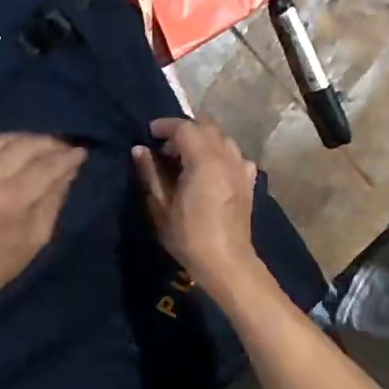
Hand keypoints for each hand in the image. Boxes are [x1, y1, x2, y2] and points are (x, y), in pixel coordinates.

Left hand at [0, 132, 86, 311]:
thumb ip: (53, 200)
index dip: (67, 156)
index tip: (80, 152)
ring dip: (23, 138)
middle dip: (48, 142)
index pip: (45, 166)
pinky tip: (9, 144)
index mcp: (11, 202)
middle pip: (23, 146)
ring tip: (38, 144)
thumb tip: (68, 170)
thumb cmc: (1, 264)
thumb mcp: (37, 238)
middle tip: (63, 146)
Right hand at [131, 118, 259, 287]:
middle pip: (207, 127)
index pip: (184, 127)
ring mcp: (242, 168)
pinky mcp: (249, 182)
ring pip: (223, 139)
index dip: (165, 126)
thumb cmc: (188, 236)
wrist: (226, 262)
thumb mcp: (161, 205)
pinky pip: (235, 156)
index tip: (149, 133)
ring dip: (203, 140)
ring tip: (186, 158)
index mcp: (204, 159)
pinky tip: (211, 171)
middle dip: (185, 130)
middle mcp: (226, 156)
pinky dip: (220, 155)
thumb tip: (140, 150)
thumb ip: (150, 173)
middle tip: (166, 147)